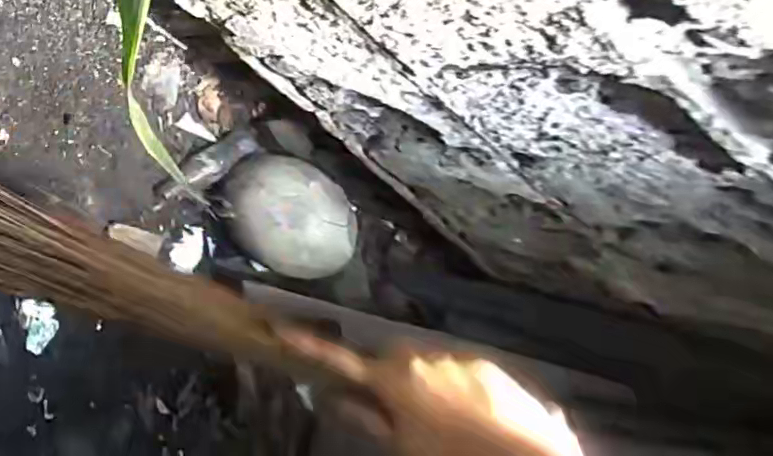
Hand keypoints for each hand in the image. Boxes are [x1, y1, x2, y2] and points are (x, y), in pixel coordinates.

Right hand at [280, 331, 582, 455]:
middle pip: (392, 359)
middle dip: (392, 379)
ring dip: (431, 385)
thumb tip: (329, 397)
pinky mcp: (495, 371)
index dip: (307, 345)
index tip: (278, 328)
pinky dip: (465, 392)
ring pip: (431, 366)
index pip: (341, 360)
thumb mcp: (408, 451)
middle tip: (403, 416)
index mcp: (395, 378)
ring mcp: (460, 359)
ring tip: (454, 427)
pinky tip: (483, 425)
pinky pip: (467, 375)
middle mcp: (421, 356)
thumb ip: (370, 422)